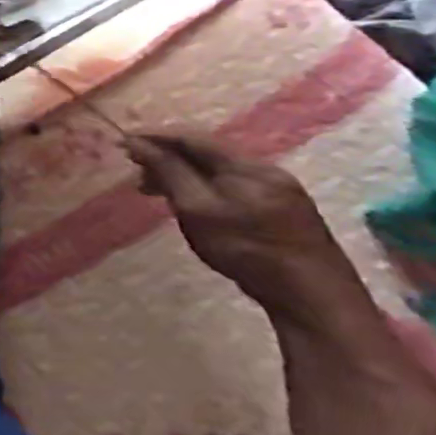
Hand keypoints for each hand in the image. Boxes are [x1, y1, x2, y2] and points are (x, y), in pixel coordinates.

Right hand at [127, 134, 371, 330]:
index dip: (154, 135)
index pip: (192, 136)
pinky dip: (202, 187)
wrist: (313, 299)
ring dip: (182, 173)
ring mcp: (278, 191)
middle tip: (136, 171)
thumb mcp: (197, 208)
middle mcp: (266, 171)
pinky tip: (191, 203)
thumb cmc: (246, 249)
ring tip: (155, 190)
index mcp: (247, 166)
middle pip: (206, 152)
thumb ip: (168, 171)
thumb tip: (137, 142)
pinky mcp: (281, 211)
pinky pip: (231, 186)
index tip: (122, 143)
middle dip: (166, 156)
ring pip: (217, 170)